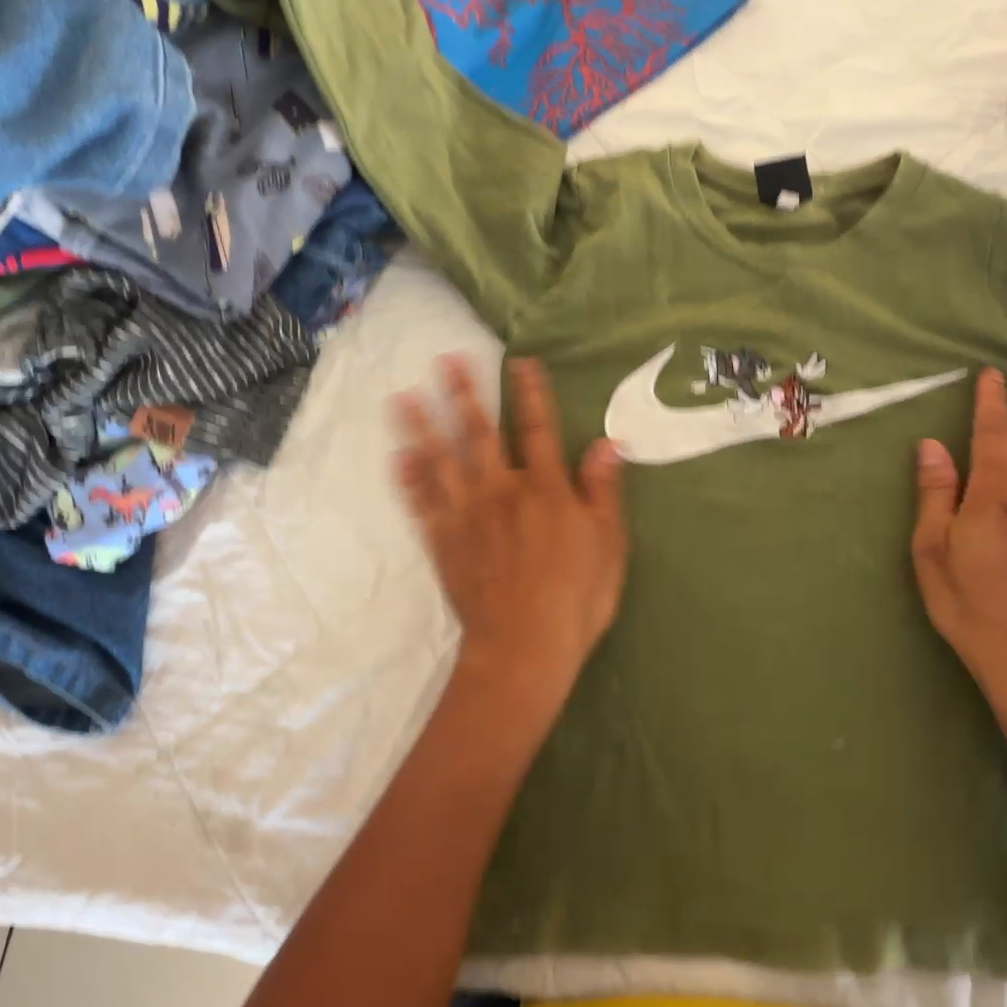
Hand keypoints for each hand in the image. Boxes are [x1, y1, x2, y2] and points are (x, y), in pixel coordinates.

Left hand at [393, 355, 627, 720]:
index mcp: (545, 489)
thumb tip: (608, 443)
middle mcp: (502, 490)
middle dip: (464, 394)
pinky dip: (409, 480)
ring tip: (404, 397)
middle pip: (480, 433)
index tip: (521, 362)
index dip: (532, 394)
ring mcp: (466, 515)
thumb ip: (603, 491)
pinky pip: (421, 504)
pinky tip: (398, 458)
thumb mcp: (608, 544)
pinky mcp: (443, 542)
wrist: (524, 646)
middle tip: (446, 361)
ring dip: (422, 427)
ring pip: (441, 460)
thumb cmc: (576, 598)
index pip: (540, 429)